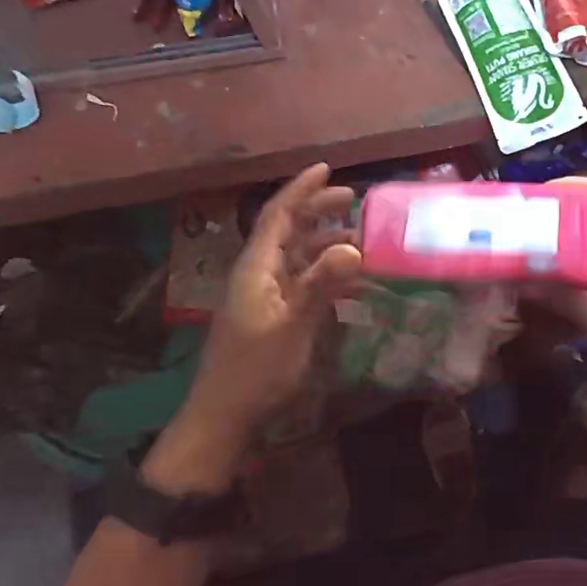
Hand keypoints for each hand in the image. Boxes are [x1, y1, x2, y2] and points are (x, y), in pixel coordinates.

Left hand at [185, 163, 361, 427]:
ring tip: (362, 239)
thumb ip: (321, 285)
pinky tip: (353, 282)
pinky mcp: (276, 316)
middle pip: (288, 231)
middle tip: (355, 202)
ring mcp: (266, 296)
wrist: (224, 417)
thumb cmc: (256, 370)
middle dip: (318, 211)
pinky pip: (305, 282)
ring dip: (327, 243)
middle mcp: (259, 275)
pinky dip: (329, 274)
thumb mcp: (292, 326)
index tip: (328, 168)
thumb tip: (353, 247)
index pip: (279, 216)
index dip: (302, 190)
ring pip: (298, 256)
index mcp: (256, 269)